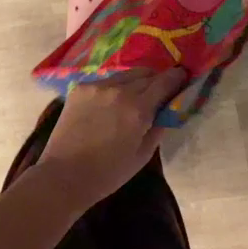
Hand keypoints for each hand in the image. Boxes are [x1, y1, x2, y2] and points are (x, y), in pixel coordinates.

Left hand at [35, 68, 185, 207]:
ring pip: (125, 74)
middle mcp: (118, 90)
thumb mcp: (142, 156)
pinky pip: (105, 80)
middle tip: (160, 87)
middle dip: (156, 79)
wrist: (65, 174)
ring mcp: (97, 85)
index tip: (182, 75)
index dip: (175, 77)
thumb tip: (167, 109)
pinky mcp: (80, 86)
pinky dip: (114, 87)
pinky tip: (112, 101)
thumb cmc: (108, 173)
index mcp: (137, 109)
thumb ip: (158, 128)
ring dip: (136, 80)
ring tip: (136, 93)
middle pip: (145, 74)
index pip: (163, 82)